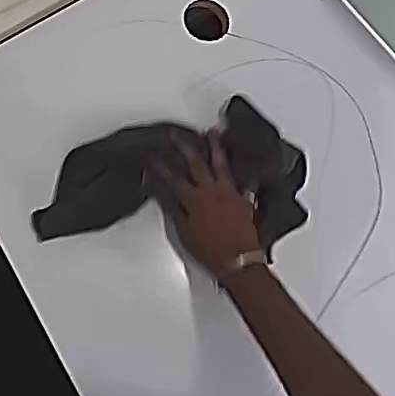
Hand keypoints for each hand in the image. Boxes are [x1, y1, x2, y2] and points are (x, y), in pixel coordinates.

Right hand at [156, 132, 264, 281]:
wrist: (240, 262)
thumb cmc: (211, 252)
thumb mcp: (185, 234)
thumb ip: (176, 211)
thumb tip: (167, 195)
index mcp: (194, 200)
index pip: (173, 178)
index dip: (160, 167)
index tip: (152, 156)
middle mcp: (212, 191)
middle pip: (195, 163)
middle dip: (183, 146)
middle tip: (175, 135)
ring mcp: (229, 192)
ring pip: (220, 163)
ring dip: (214, 146)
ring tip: (211, 133)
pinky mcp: (243, 197)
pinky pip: (240, 177)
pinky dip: (237, 167)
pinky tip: (238, 160)